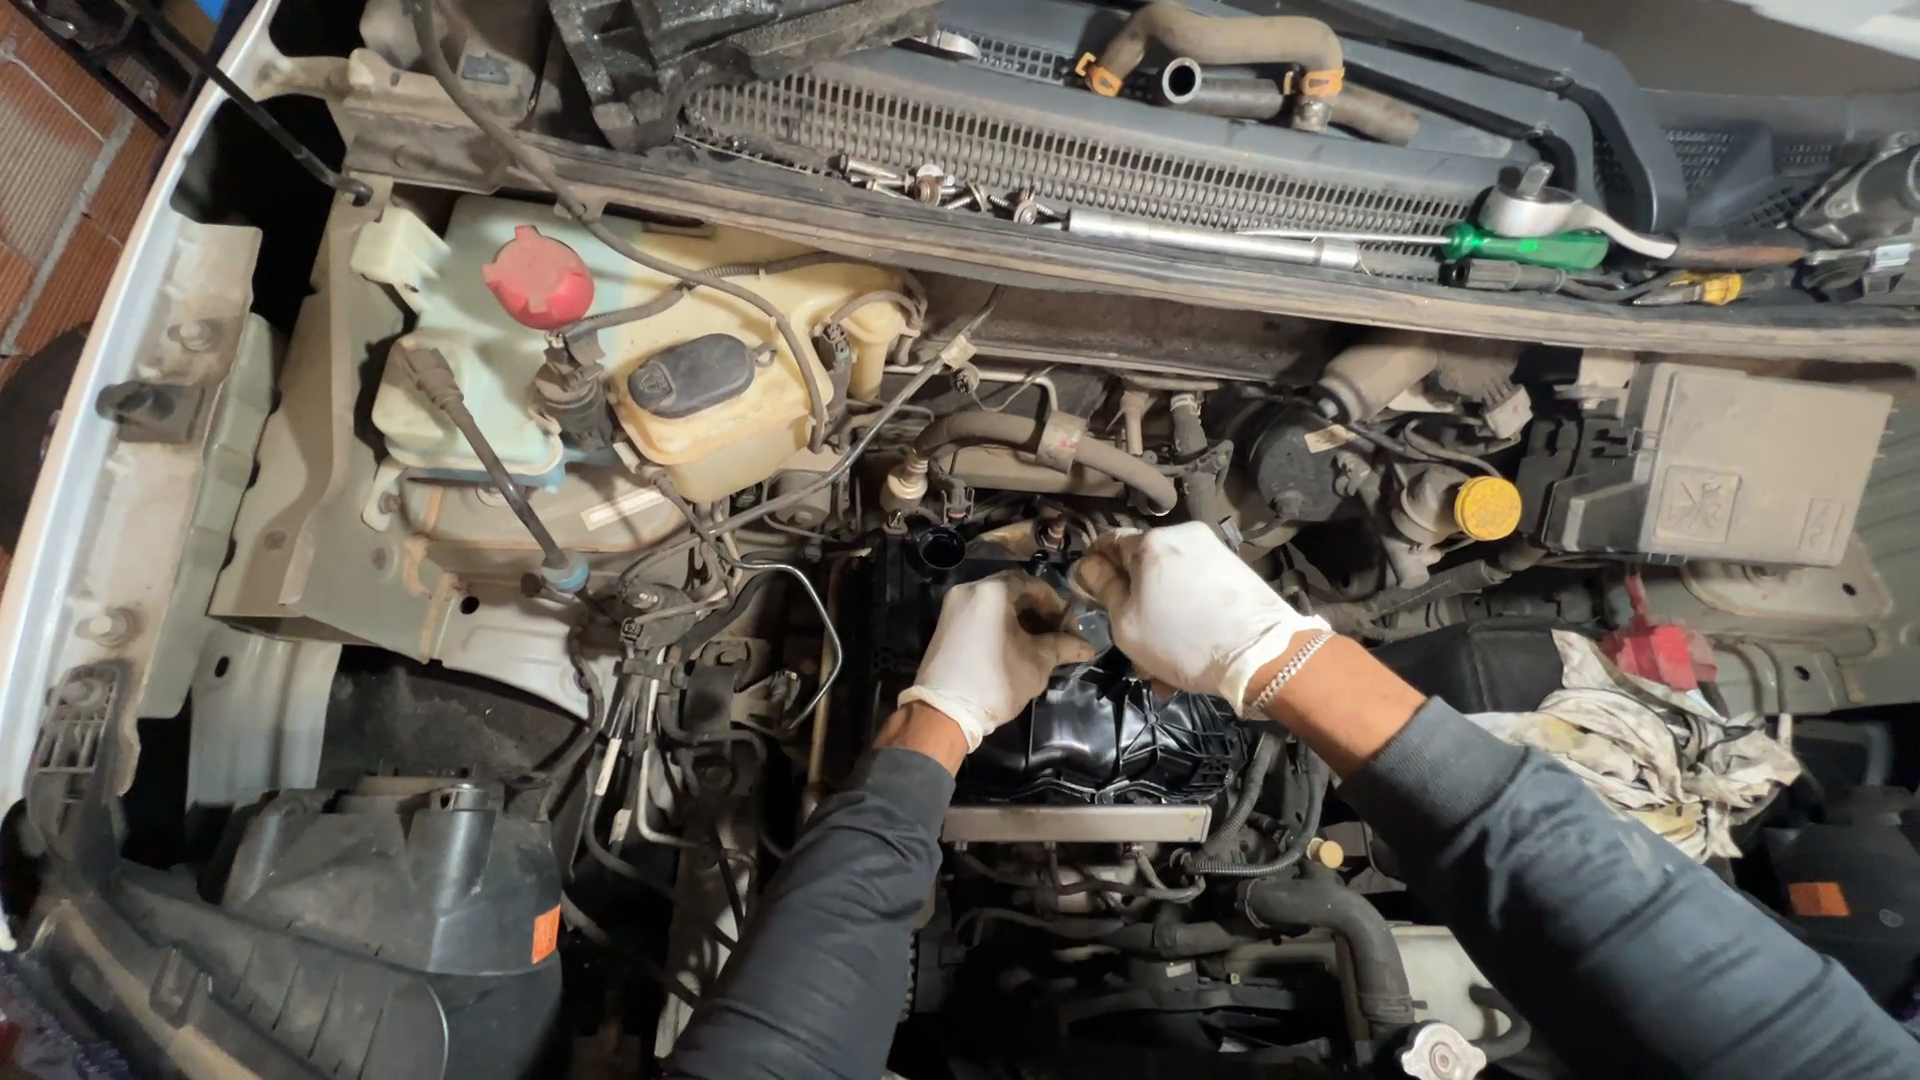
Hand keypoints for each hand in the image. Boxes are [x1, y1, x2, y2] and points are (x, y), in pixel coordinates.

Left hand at [898, 572, 1097, 751]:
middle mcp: (969, 589)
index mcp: (992, 591)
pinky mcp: (946, 623)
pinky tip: (1015, 643)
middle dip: (1038, 610)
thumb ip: (1063, 647)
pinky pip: (980, 612)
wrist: (944, 712)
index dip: (1056, 604)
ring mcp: (954, 605)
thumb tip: (1087, 646)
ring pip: (995, 602)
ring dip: (1020, 616)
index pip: (1034, 585)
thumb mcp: (1037, 663)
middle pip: (1012, 589)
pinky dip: (999, 622)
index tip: (1069, 625)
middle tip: (1057, 632)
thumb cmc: (995, 681)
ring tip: (1039, 640)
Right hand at [1071, 521, 1328, 712]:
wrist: (1265, 656)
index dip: (1094, 567)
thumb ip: (1103, 589)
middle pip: (1142, 564)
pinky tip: (1188, 648)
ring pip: (1169, 581)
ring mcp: (1213, 550)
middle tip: (1130, 635)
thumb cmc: (1183, 641)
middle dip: (1132, 597)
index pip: (1107, 542)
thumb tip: (1087, 566)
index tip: (1091, 594)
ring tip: (1161, 656)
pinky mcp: (1235, 570)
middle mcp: (1182, 535)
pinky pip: (1195, 587)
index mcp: (1151, 541)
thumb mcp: (1127, 623)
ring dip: (1159, 612)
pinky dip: (1185, 612)